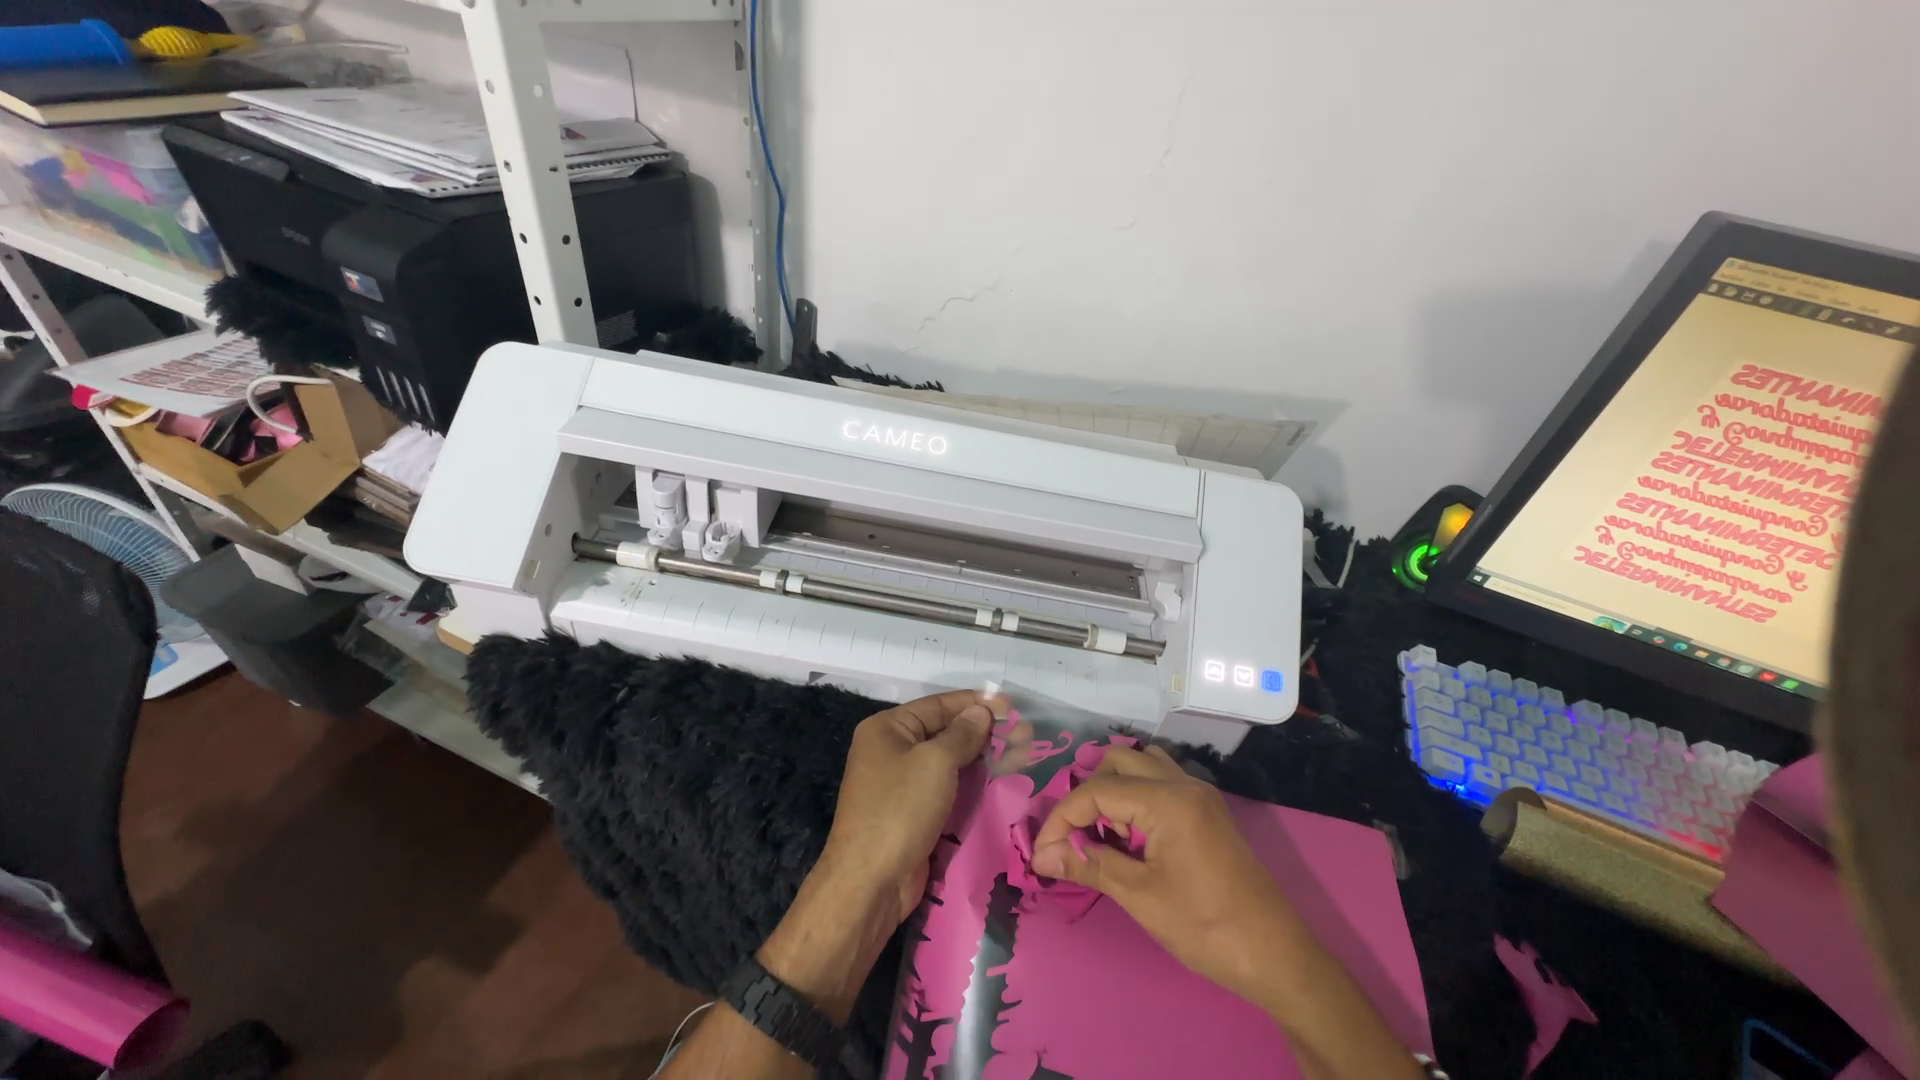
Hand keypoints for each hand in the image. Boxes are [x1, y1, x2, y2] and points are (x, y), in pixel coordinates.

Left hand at [816, 689, 1004, 929]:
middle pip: (944, 733)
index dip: (974, 702)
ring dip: (983, 758)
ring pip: (948, 763)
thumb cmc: (900, 809)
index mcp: (886, 729)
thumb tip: (981, 711)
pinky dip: (972, 784)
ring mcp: (901, 785)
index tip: (1010, 705)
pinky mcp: (913, 814)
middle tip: (1025, 733)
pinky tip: (1001, 782)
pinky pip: (947, 789)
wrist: (872, 881)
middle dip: (983, 732)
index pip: (937, 705)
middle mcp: (890, 751)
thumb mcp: (934, 762)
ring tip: (1022, 754)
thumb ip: (962, 734)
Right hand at [1029, 745, 1303, 1005]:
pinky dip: (1136, 797)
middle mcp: (1184, 784)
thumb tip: (1042, 856)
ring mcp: (1199, 795)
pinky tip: (1128, 835)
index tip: (1043, 853)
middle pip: (1117, 763)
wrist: (1275, 956)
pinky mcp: (1207, 812)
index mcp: (1167, 800)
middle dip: (1086, 795)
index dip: (1062, 819)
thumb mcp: (1140, 897)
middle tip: (1073, 839)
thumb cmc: (1205, 927)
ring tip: (1101, 833)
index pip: (1096, 790)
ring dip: (1113, 789)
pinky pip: (1161, 783)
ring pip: (1141, 766)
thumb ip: (1089, 865)